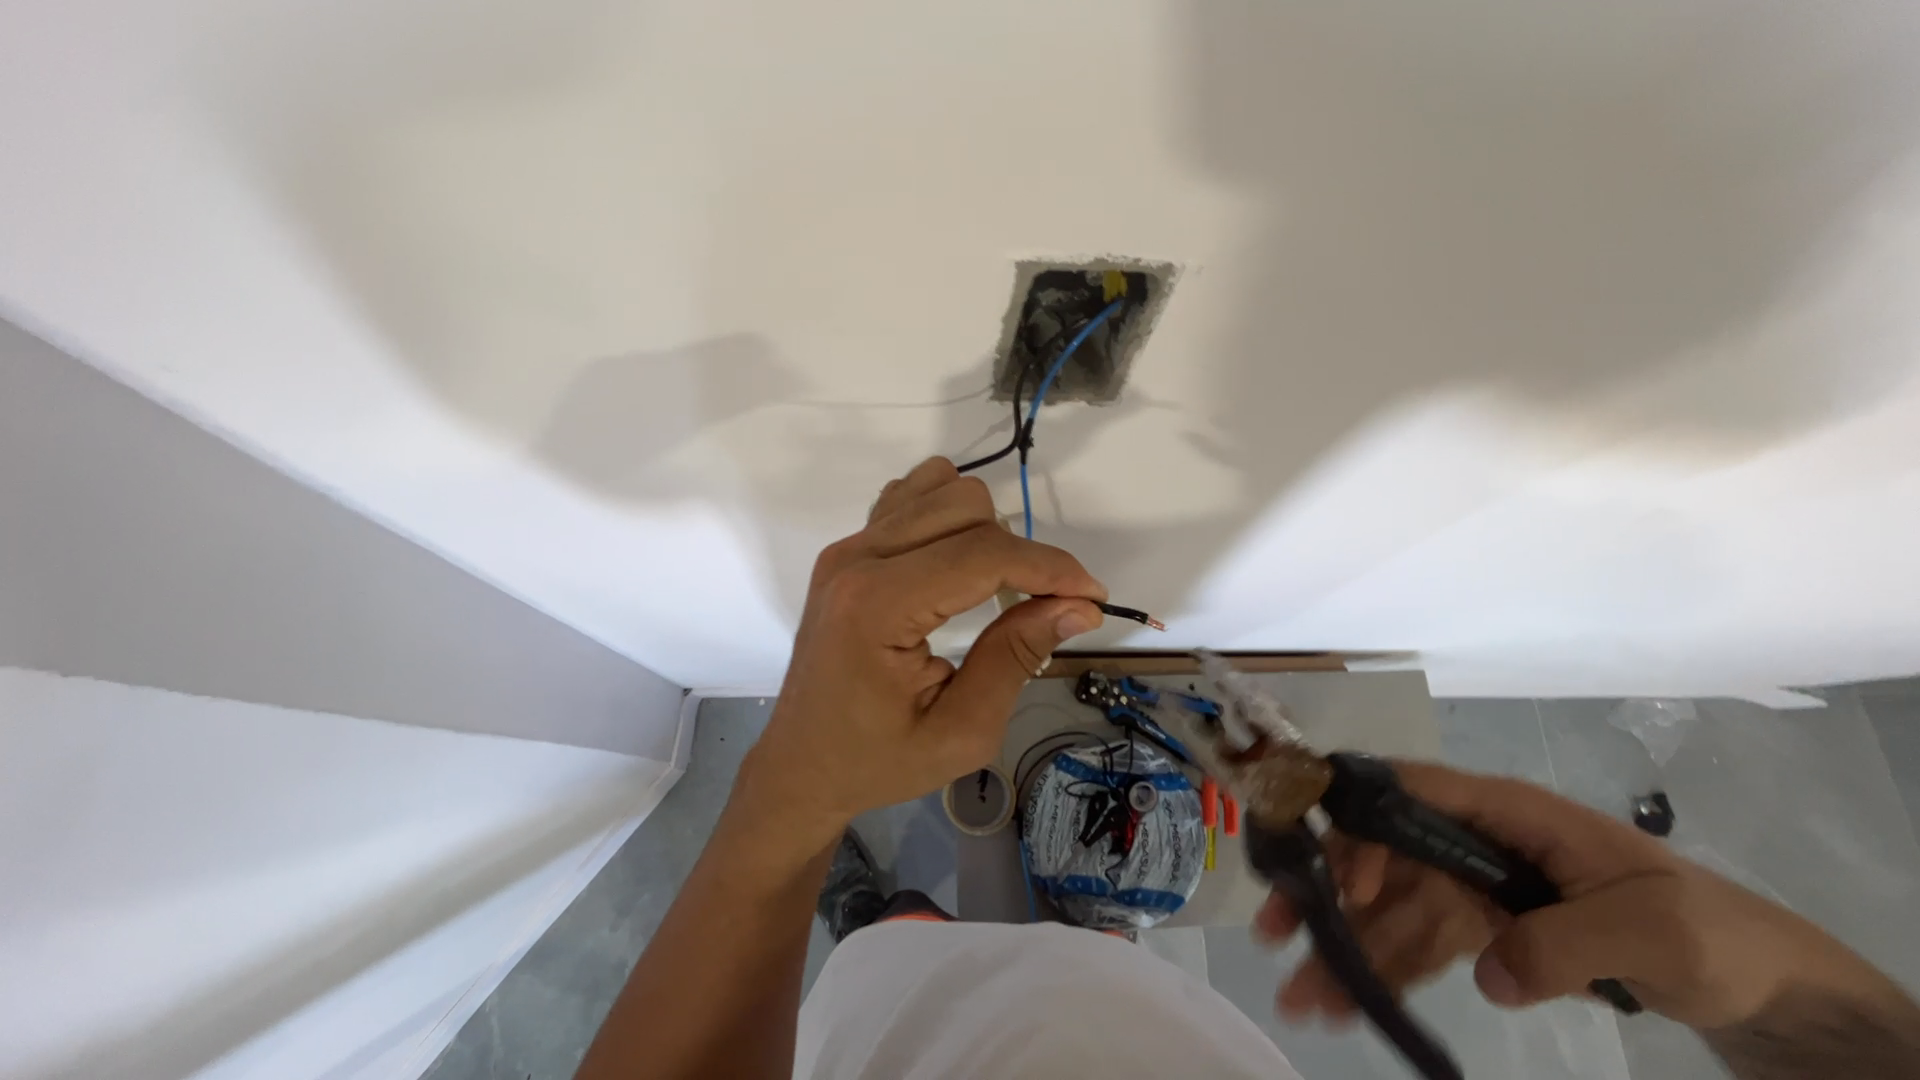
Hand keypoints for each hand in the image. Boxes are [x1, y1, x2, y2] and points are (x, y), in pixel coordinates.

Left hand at [735, 457, 1106, 849]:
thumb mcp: (961, 732)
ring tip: (991, 588)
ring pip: (941, 488)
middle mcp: (856, 559)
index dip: (1051, 569)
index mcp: (878, 606)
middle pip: (966, 505)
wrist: (801, 765)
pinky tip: (955, 564)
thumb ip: (1016, 658)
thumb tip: (1077, 605)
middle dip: (1018, 552)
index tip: (1093, 599)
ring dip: (985, 530)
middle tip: (1035, 607)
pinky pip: (909, 498)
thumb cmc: (877, 761)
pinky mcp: (847, 551)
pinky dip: (947, 517)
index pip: (984, 555)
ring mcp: (847, 549)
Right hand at [1257, 762, 1868, 1029]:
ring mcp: (1472, 887)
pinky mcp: (1479, 931)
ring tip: (1298, 995)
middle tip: (1275, 929)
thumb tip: (1488, 974)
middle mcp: (1473, 840)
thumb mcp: (1654, 932)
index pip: (1416, 791)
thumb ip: (1567, 943)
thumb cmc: (1711, 931)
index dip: (1363, 820)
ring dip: (1342, 948)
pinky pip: (1416, 949)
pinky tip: (1345, 1006)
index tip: (1332, 872)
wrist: (1756, 983)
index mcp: (1508, 812)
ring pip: (1388, 910)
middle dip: (1325, 891)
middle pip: (1381, 854)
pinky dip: (1381, 974)